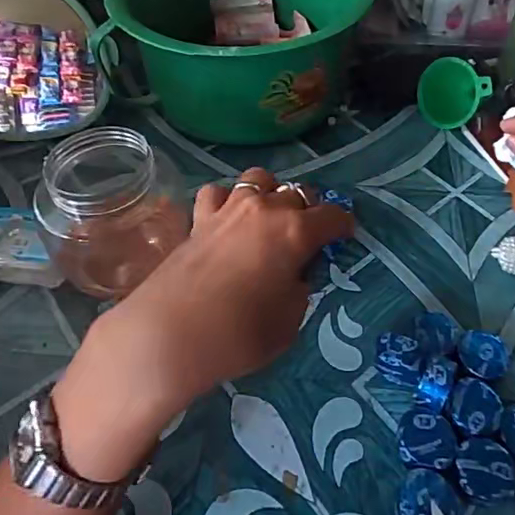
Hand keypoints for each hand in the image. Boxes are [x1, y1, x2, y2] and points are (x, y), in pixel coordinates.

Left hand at [51, 168, 355, 480]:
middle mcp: (263, 210)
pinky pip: (216, 194)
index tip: (343, 236)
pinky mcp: (196, 220)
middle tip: (305, 235)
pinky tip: (225, 220)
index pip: (332, 215)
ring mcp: (226, 210)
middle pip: (296, 193)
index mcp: (295, 232)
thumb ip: (298, 289)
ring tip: (267, 218)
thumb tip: (293, 273)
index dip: (343, 226)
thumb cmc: (239, 335)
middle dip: (307, 210)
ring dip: (268, 194)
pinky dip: (226, 201)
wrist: (170, 334)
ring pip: (256, 179)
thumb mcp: (289, 320)